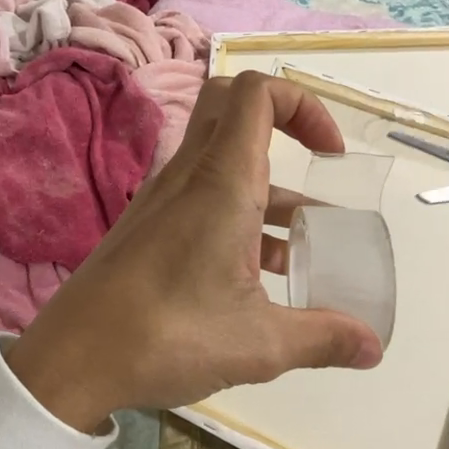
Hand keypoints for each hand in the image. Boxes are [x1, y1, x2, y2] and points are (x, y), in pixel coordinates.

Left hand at [7, 71, 383, 431]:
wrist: (75, 355)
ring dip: (268, 183)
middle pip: (232, 107)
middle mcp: (190, 175)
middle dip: (283, 121)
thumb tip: (373, 346)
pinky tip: (265, 272)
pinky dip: (241, 213)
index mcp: (220, 181)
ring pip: (222, 158)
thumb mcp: (259, 343)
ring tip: (311, 239)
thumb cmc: (169, 335)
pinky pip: (204, 195)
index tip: (330, 153)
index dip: (301, 103)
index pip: (255, 93)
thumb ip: (322, 338)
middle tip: (318, 164)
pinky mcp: (151, 224)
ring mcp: (165, 198)